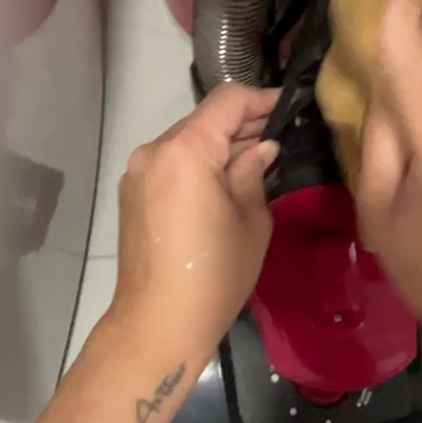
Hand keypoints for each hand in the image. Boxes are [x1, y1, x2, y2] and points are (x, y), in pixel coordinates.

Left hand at [112, 83, 281, 359]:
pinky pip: (171, 163)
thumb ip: (253, 172)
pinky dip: (197, 163)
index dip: (261, 99)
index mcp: (185, 150)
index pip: (227, 100)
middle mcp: (154, 150)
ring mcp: (138, 171)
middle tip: (280, 137)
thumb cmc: (214, 274)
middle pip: (204, 120)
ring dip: (219, 145)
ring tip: (256, 160)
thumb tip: (261, 147)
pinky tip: (223, 182)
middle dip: (242, 125)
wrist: (157, 322)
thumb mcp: (250, 220)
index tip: (289, 108)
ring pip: (186, 141)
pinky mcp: (132, 193)